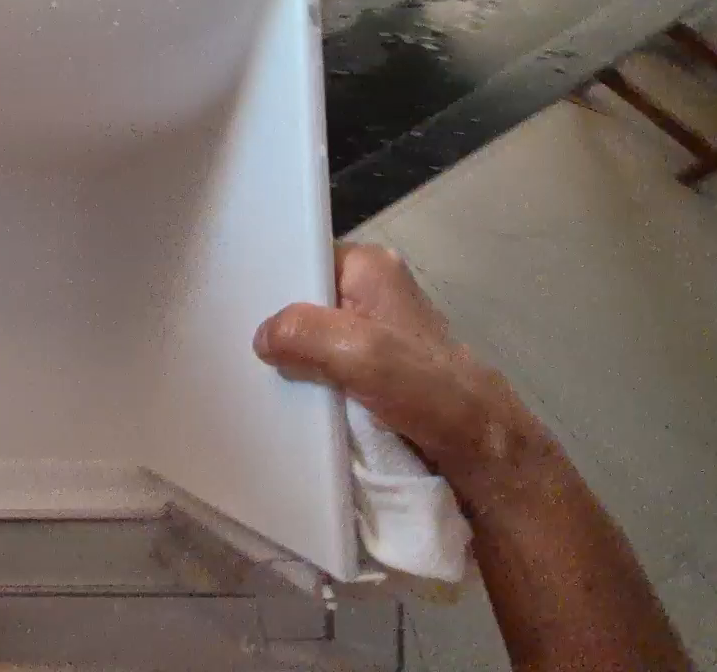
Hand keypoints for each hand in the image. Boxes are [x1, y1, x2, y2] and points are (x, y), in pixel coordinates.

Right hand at [254, 243, 549, 497]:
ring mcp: (363, 332)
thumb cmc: (434, 394)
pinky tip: (271, 390)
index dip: (265, 278)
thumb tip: (261, 338)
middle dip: (268, 321)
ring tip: (243, 369)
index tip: (230, 301)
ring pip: (301, 334)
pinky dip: (296, 379)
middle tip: (231, 341)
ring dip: (280, 357)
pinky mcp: (362, 369)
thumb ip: (308, 334)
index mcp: (368, 266)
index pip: (297, 256)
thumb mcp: (365, 354)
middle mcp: (365, 290)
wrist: (486, 461)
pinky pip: (313, 364)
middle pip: (295, 297)